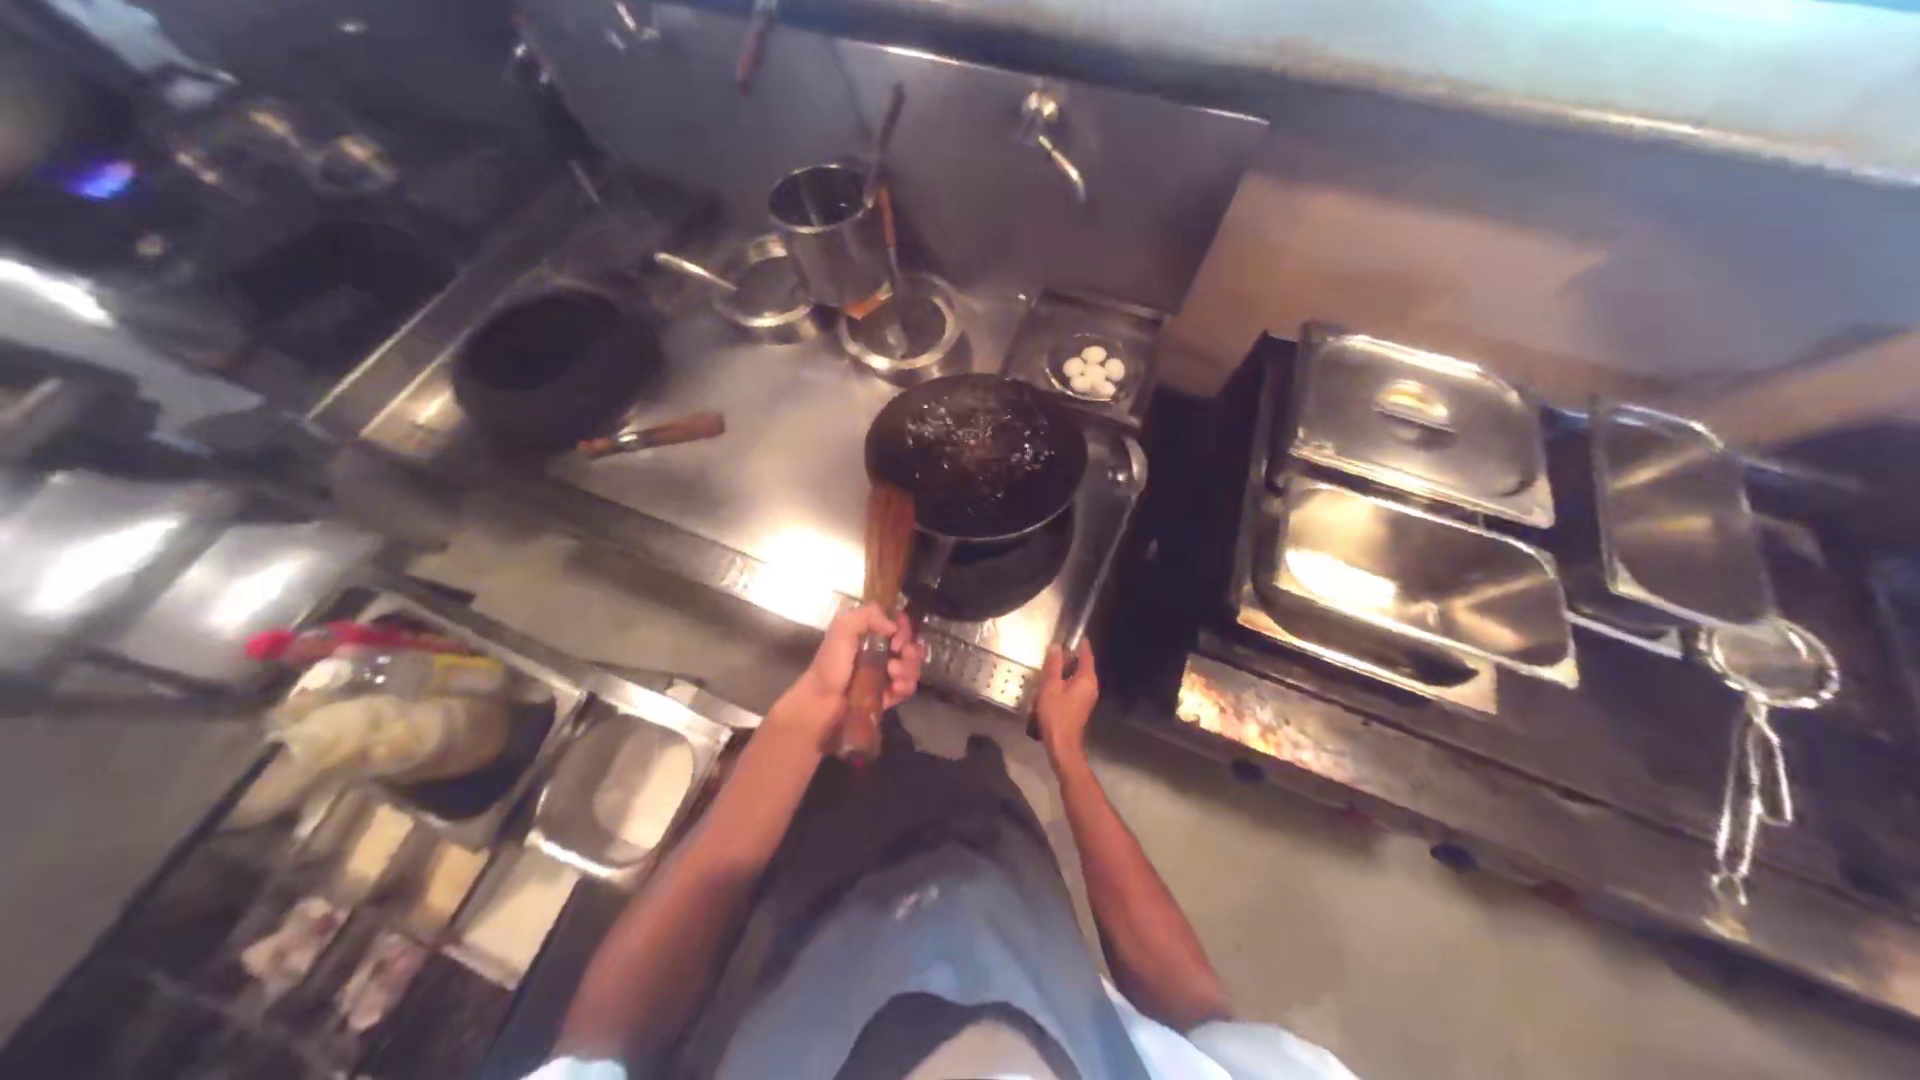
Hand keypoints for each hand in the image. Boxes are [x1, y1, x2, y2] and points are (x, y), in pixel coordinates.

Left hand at [767, 603, 924, 751]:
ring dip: (908, 671)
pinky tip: (894, 690)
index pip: (900, 623)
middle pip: (912, 645)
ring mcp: (886, 672)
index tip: (896, 641)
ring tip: (893, 677)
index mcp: (871, 631)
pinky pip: (908, 687)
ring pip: (913, 666)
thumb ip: (867, 615)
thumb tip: (894, 626)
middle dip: (910, 654)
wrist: (822, 703)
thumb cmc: (831, 665)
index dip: (905, 630)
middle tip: (895, 662)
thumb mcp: (842, 629)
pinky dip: (905, 687)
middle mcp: (881, 649)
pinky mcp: (889, 692)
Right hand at [1035, 639, 1097, 763]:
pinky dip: (1067, 679)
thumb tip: (1056, 646)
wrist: (1062, 744)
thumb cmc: (1056, 714)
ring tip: (1053, 661)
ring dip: (1068, 668)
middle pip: (1084, 665)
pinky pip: (1075, 686)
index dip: (1081, 644)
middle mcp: (1091, 686)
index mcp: (1087, 679)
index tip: (1075, 634)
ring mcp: (1087, 697)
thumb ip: (1053, 666)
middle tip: (1058, 646)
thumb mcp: (1050, 687)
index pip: (1087, 655)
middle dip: (1072, 655)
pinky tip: (1054, 681)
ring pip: (1079, 676)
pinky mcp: (1080, 705)